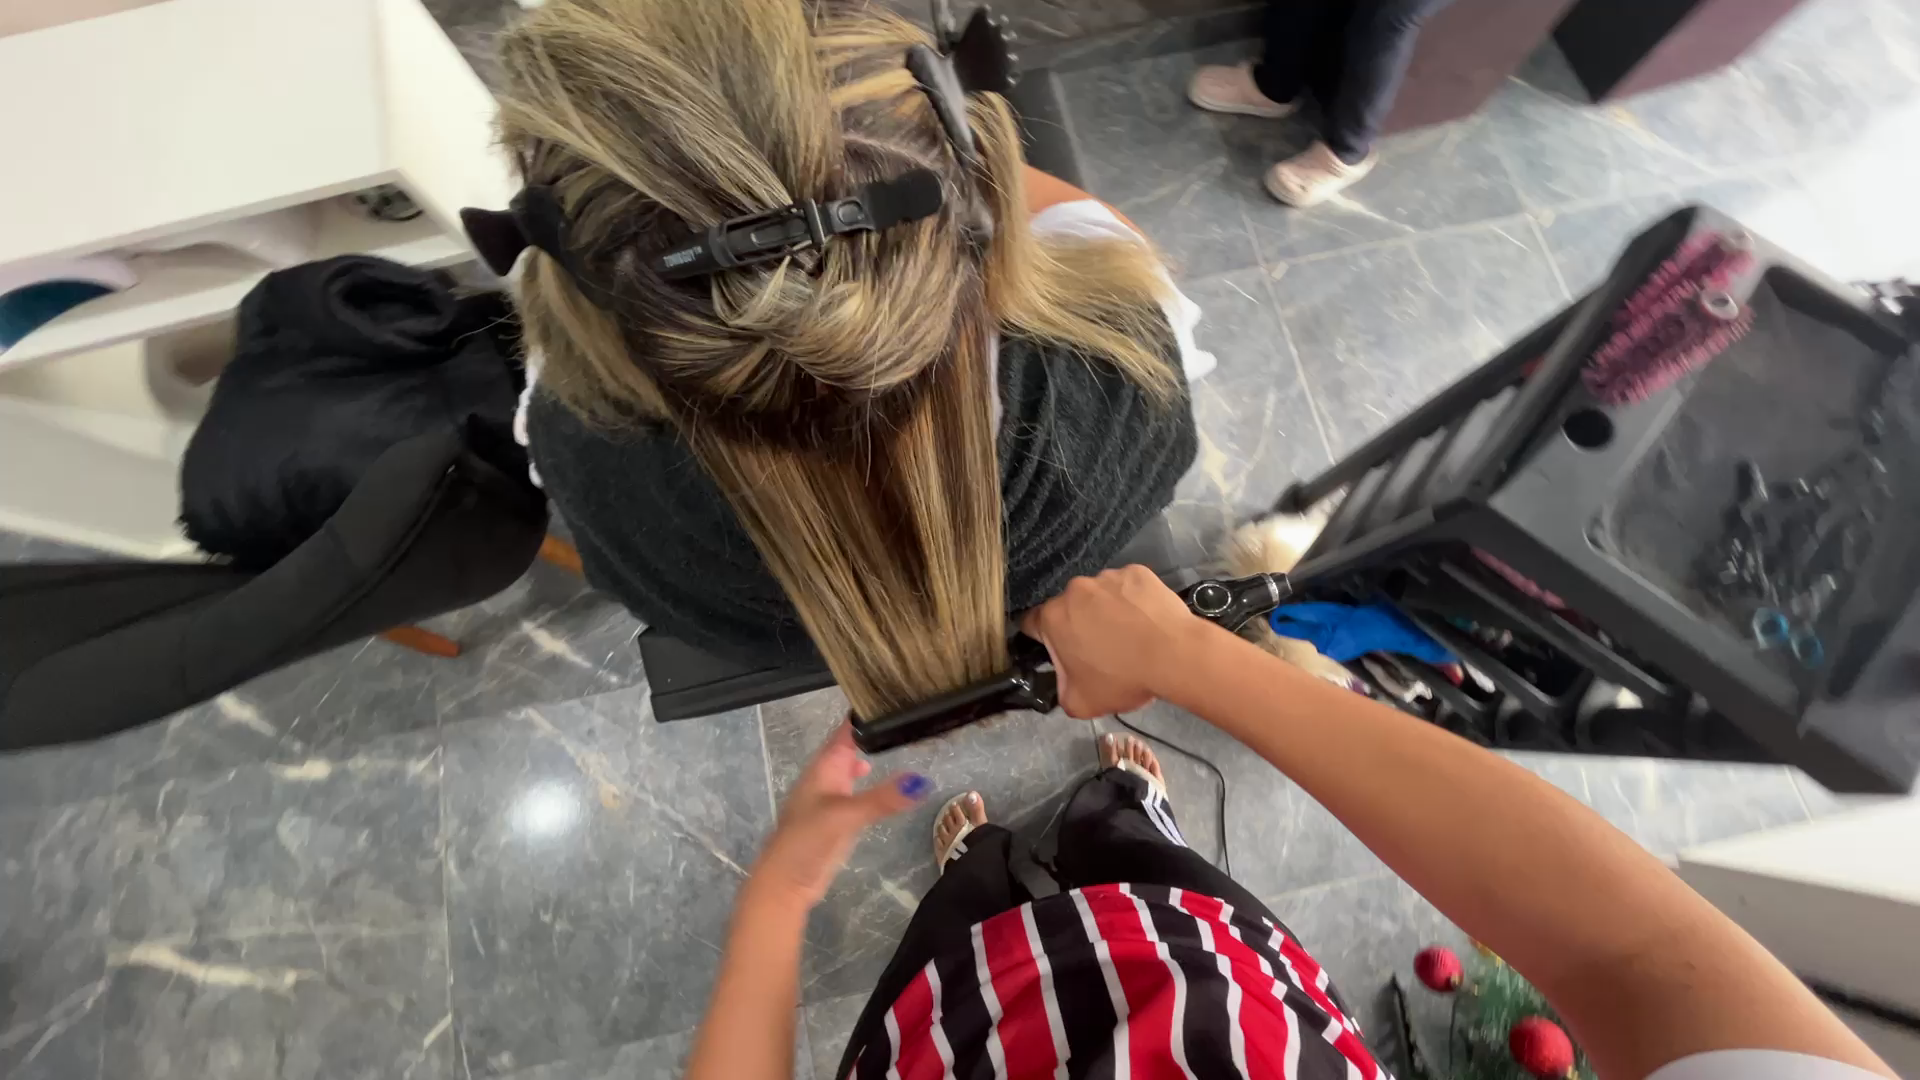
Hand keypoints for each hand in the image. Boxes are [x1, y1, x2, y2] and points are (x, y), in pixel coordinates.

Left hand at [747, 723, 928, 911]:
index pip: (847, 729)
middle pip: (853, 745)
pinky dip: (874, 781)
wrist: (785, 884)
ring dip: (875, 755)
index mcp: (824, 766)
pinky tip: (888, 783)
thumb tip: (922, 781)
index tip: (898, 696)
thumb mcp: (845, 815)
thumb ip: (883, 798)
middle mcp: (828, 775)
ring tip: (906, 743)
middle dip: (877, 732)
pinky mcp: (839, 818)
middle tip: (912, 717)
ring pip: (856, 766)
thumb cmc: (806, 840)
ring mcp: (833, 796)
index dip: (868, 712)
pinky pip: (860, 790)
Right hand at [1021, 565, 1208, 717]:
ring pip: (1099, 595)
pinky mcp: (1137, 572)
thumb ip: (1061, 691)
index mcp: (1053, 617)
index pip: (1032, 623)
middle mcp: (1075, 590)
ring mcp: (1108, 577)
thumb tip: (1065, 683)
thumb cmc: (1123, 677)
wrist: (1175, 655)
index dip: (1043, 639)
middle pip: (1070, 608)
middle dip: (1080, 625)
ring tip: (1131, 635)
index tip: (1061, 650)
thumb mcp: (1081, 703)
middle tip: (1102, 650)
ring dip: (1107, 611)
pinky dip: (1133, 600)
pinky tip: (1146, 620)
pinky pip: (1128, 587)